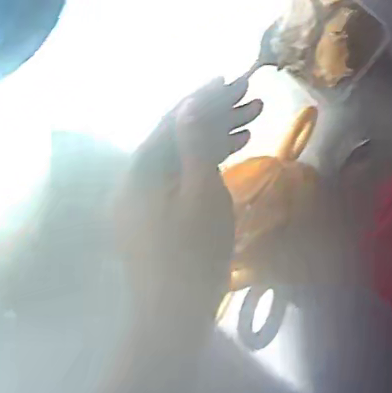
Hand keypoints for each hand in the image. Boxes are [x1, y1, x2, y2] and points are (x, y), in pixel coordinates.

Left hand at [113, 79, 262, 323]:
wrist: (173, 314)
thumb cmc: (192, 249)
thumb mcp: (201, 191)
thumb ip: (195, 144)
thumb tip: (193, 102)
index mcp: (139, 173)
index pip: (173, 120)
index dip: (205, 96)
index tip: (236, 78)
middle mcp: (135, 180)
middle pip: (178, 133)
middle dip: (218, 111)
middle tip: (254, 95)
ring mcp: (144, 198)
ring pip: (184, 150)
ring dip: (219, 130)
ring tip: (256, 115)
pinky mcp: (156, 212)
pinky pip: (183, 169)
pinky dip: (210, 154)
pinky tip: (239, 144)